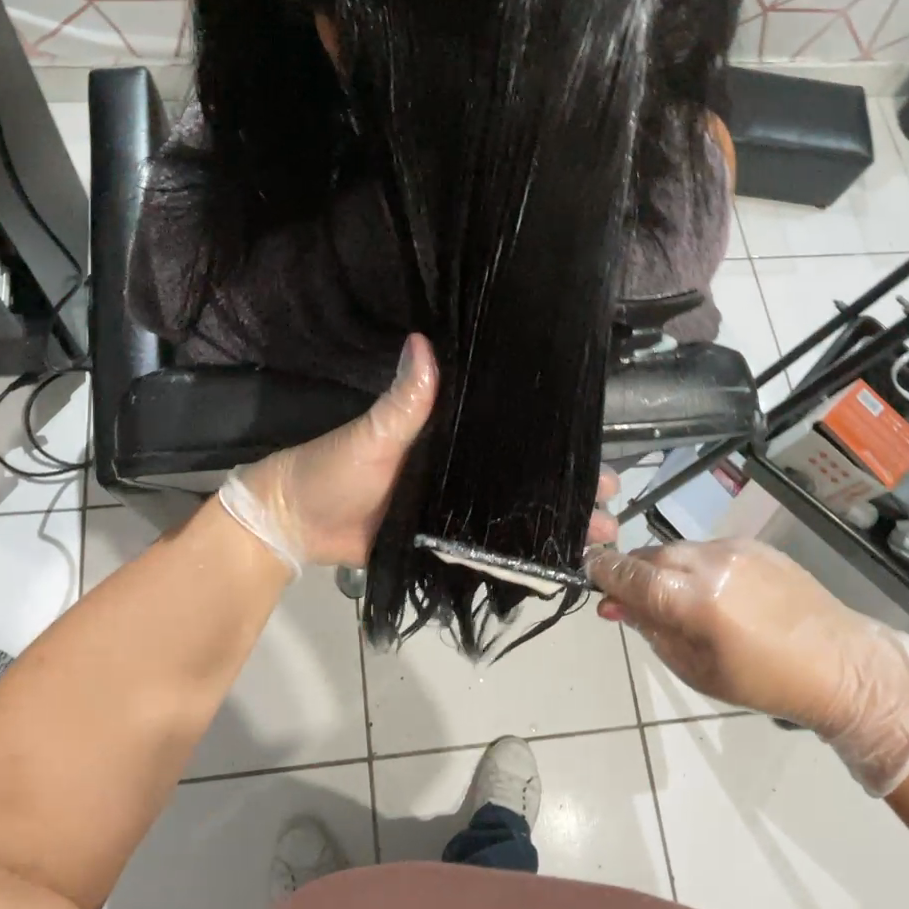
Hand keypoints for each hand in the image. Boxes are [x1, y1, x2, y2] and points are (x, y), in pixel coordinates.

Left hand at [220, 334, 620, 570]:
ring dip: (550, 526)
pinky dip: (514, 555)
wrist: (296, 522)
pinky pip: (483, 549)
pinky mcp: (437, 542)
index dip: (554, 446)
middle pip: (523, 480)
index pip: (512, 436)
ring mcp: (450, 510)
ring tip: (595, 539)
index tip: (597, 457)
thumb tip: (424, 344)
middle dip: (568, 492)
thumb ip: (404, 401)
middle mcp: (458, 471)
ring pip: (511, 516)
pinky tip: (549, 564)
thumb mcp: (372, 434)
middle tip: (611, 505)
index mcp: (449, 438)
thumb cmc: (332, 469)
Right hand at [587, 538, 908, 795]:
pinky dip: (695, 567)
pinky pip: (707, 550)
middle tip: (630, 600)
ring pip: (677, 550)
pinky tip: (712, 594)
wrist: (842, 664)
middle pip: (649, 556)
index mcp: (696, 602)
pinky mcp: (754, 545)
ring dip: (664, 570)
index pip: (630, 574)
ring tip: (678, 602)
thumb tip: (614, 605)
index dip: (602, 572)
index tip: (588, 574)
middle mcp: (711, 564)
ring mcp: (735, 549)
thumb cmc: (764, 682)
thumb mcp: (696, 670)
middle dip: (633, 574)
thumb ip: (651, 631)